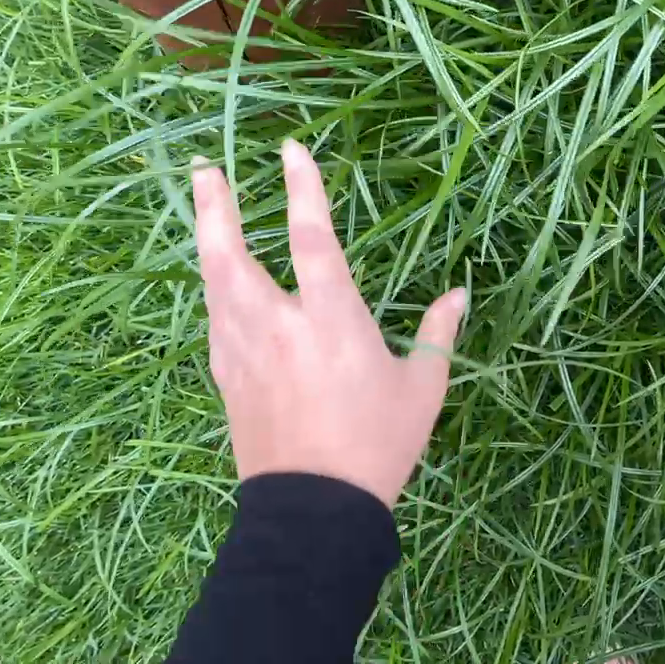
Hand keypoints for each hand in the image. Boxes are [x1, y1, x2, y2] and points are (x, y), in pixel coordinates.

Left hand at [190, 138, 465, 506]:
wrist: (312, 514)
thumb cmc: (378, 442)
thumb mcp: (423, 384)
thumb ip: (438, 331)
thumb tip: (460, 291)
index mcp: (332, 320)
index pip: (313, 239)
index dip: (302, 189)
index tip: (291, 150)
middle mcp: (278, 326)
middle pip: (232, 255)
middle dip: (217, 206)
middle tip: (207, 167)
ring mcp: (243, 353)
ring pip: (213, 284)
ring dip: (207, 239)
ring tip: (204, 206)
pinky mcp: (227, 379)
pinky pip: (214, 318)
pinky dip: (213, 287)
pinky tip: (218, 281)